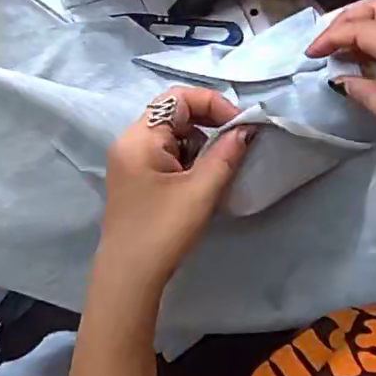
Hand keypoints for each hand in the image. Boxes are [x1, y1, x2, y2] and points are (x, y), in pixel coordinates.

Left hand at [95, 87, 255, 295]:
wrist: (129, 276)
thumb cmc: (163, 231)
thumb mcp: (200, 191)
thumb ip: (225, 154)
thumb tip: (246, 129)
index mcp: (139, 138)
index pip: (176, 98)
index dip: (211, 103)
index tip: (239, 124)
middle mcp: (129, 141)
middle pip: (172, 112)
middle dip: (208, 121)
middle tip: (236, 140)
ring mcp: (130, 159)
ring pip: (170, 132)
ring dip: (199, 140)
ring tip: (219, 162)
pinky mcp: (135, 176)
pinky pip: (164, 151)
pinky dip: (187, 155)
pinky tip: (202, 176)